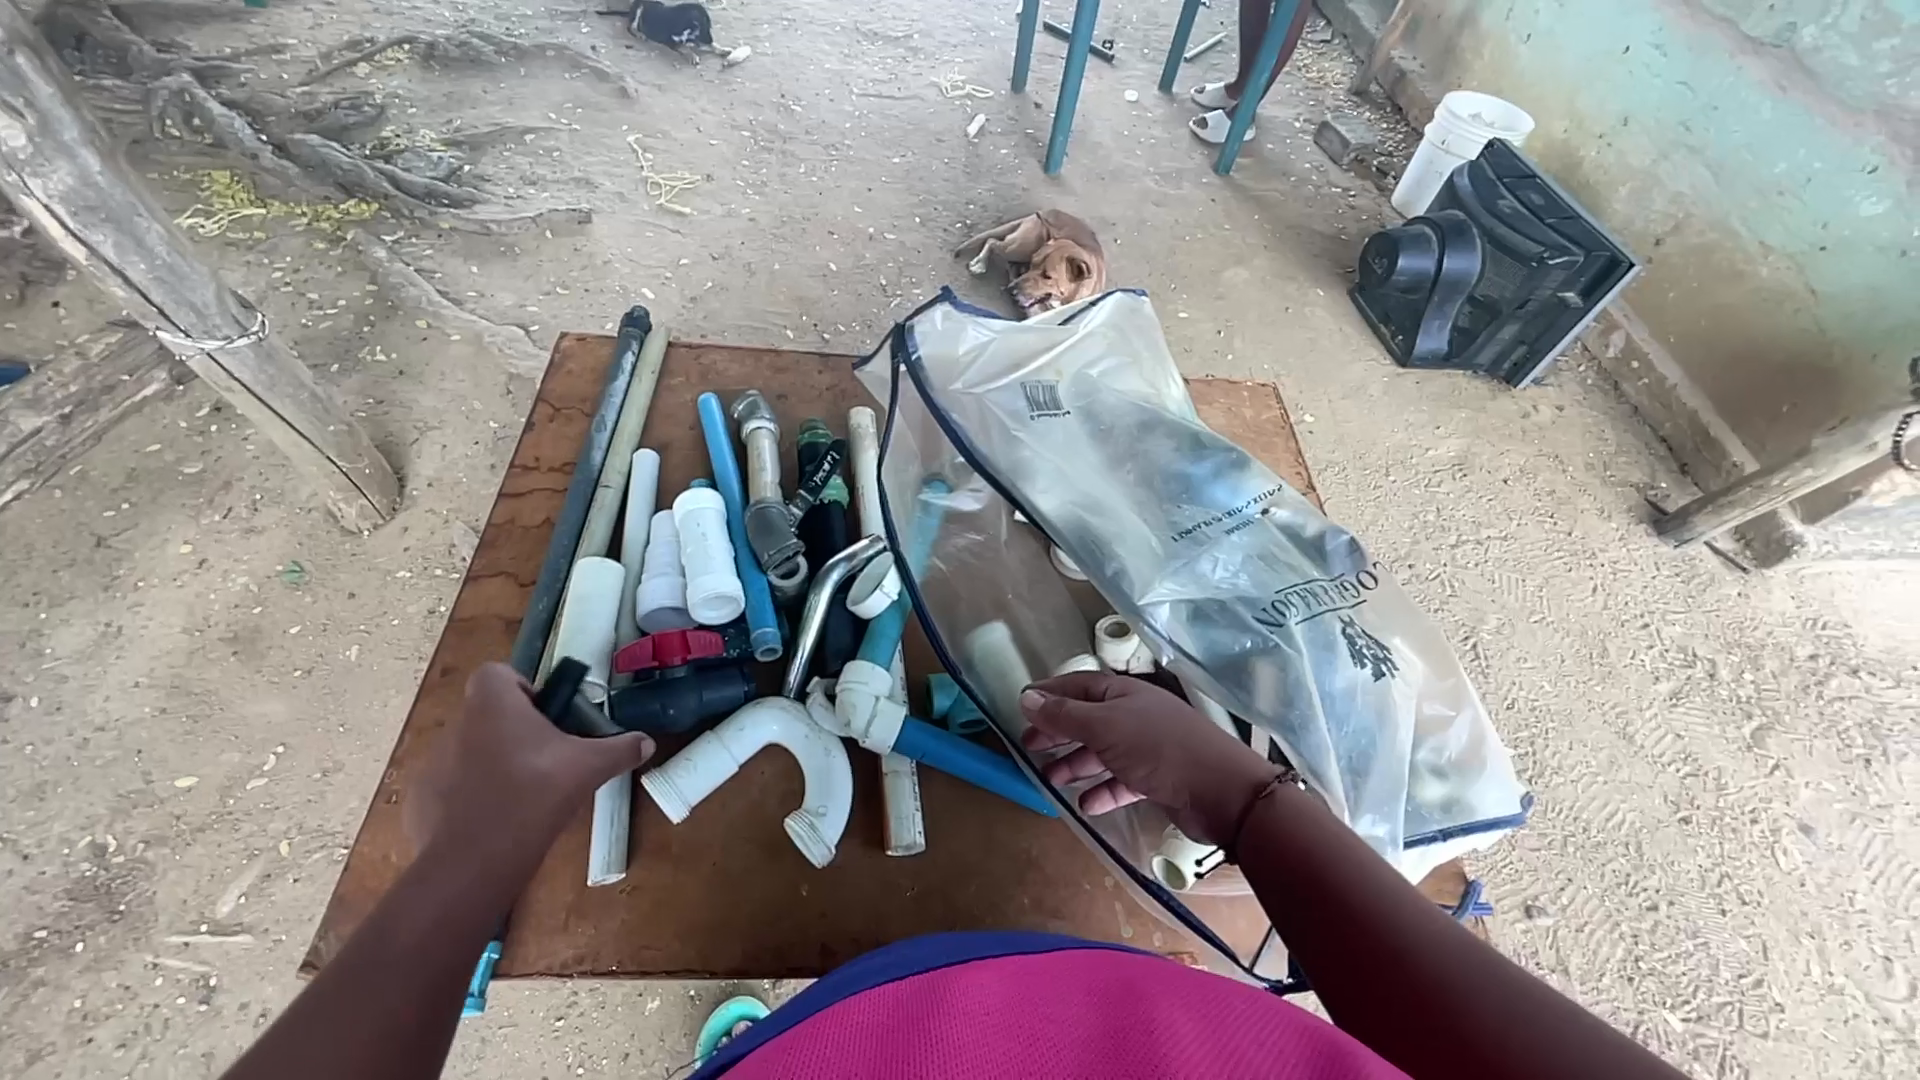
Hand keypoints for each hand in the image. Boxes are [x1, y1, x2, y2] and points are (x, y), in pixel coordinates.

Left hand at [406, 663, 654, 867]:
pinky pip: (452, 788)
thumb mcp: (590, 767)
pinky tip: (498, 820)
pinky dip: (473, 797)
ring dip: (494, 762)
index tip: (547, 716)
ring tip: (525, 792)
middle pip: (488, 713)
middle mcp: (457, 725)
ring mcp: (434, 764)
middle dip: (516, 730)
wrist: (476, 859)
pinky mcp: (422, 800)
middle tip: (548, 756)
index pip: (497, 673)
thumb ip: (620, 749)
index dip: (523, 689)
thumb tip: (647, 742)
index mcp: (493, 704)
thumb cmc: (535, 792)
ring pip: (471, 750)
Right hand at [1020, 672, 1277, 843]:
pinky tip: (1085, 804)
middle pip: (1088, 720)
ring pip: (1103, 753)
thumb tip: (1026, 697)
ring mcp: (1148, 749)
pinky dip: (1103, 790)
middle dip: (1058, 733)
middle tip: (1029, 747)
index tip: (1022, 704)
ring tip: (1050, 780)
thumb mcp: (1104, 727)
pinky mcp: (1158, 780)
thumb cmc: (1157, 748)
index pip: (1078, 686)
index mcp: (1123, 695)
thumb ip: (1064, 716)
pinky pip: (1122, 782)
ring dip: (1075, 765)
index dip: (1050, 694)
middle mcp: (1135, 717)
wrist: (1221, 791)